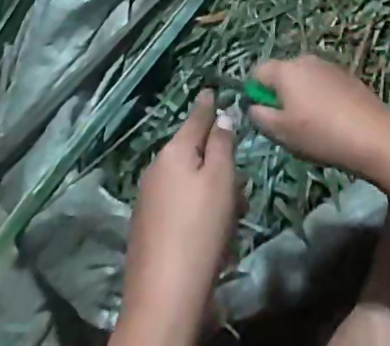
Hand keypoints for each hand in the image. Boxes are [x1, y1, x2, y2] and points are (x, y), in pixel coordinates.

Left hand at [113, 91, 237, 345]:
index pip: (195, 118)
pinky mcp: (149, 229)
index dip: (207, 105)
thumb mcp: (221, 180)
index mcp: (173, 152)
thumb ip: (223, 144)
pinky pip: (181, 207)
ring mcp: (149, 201)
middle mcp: (156, 170)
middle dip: (219, 164)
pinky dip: (199, 214)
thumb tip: (221, 116)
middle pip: (194, 153)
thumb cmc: (200, 230)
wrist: (165, 298)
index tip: (211, 90)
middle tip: (240, 188)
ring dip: (212, 193)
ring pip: (190, 182)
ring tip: (230, 223)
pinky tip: (212, 239)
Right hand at [247, 55, 389, 177]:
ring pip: (303, 79)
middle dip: (279, 95)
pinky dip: (320, 98)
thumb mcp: (281, 132)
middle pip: (282, 73)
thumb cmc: (320, 133)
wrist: (374, 134)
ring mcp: (328, 66)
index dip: (255, 92)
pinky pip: (322, 84)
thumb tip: (253, 107)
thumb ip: (259, 116)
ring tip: (311, 126)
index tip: (263, 115)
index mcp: (285, 69)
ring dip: (300, 97)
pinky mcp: (347, 76)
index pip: (257, 71)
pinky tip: (331, 121)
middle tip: (286, 125)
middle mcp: (305, 60)